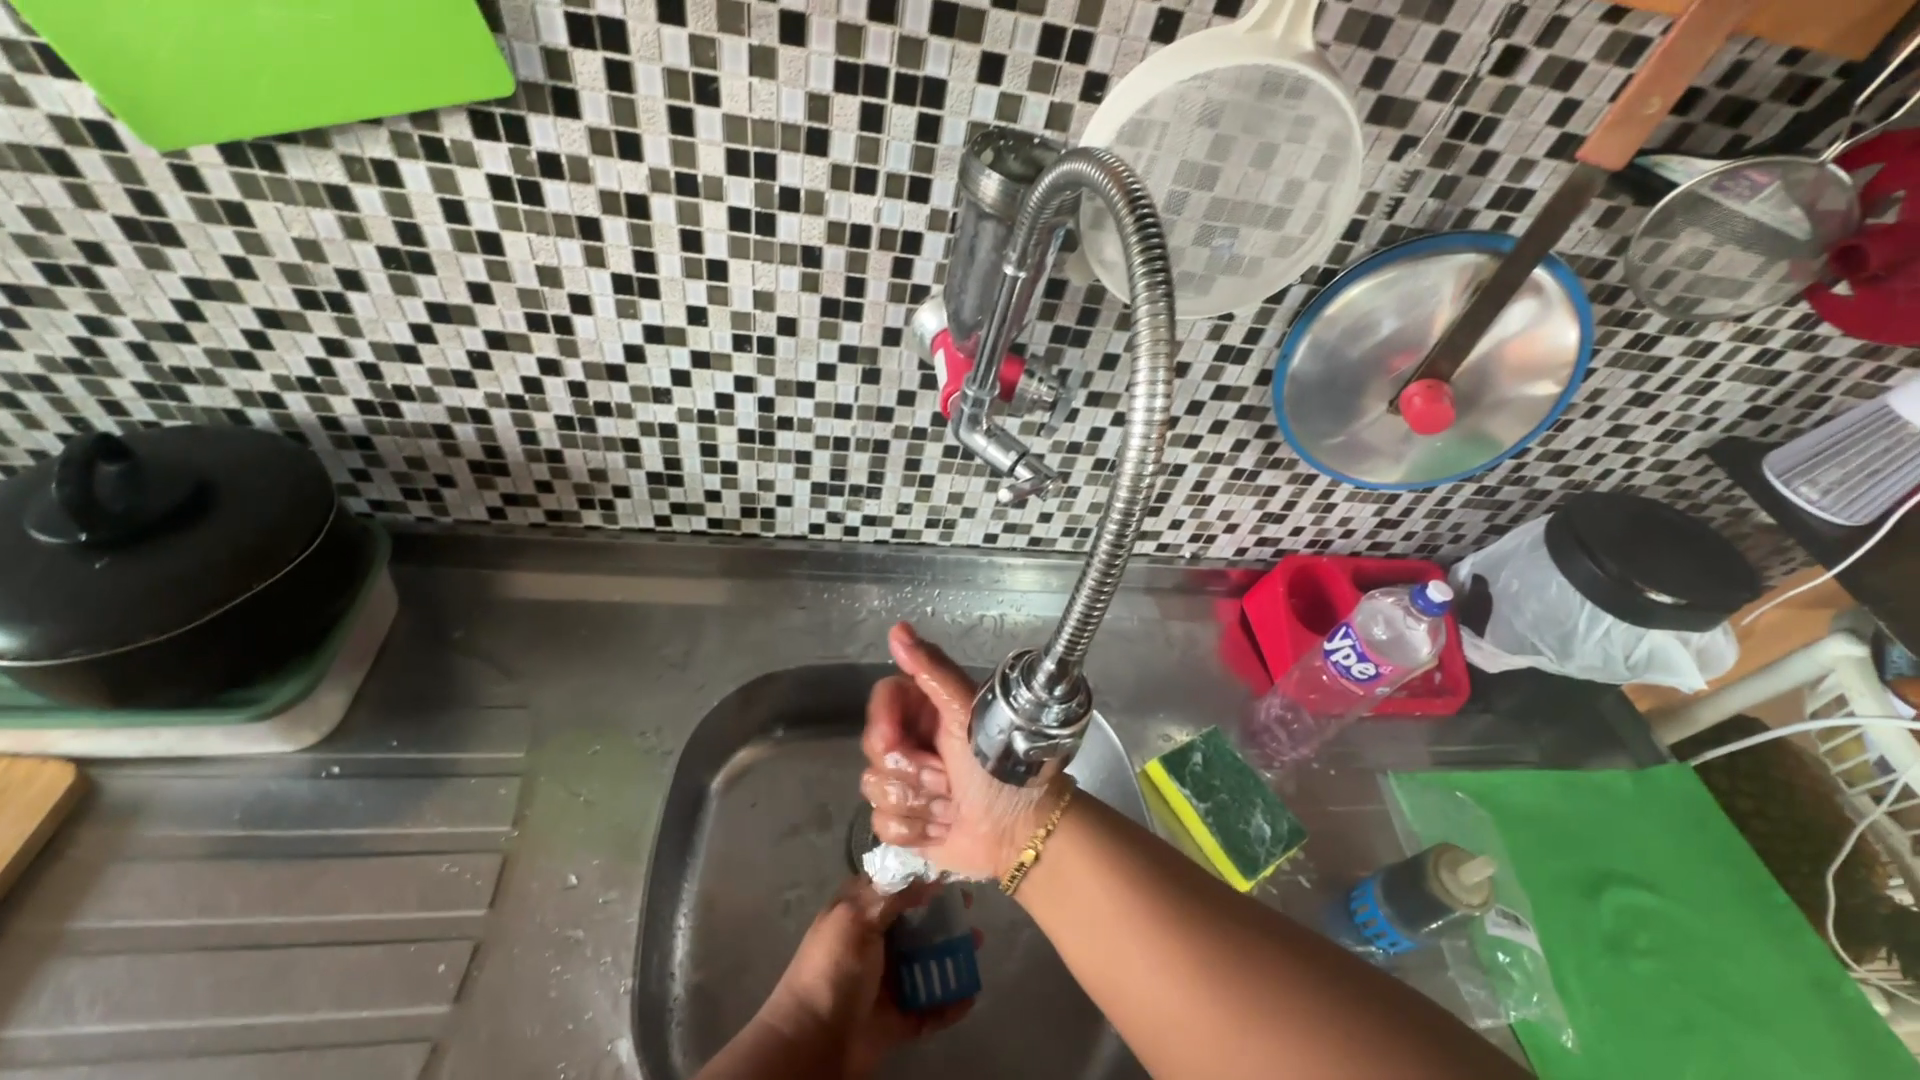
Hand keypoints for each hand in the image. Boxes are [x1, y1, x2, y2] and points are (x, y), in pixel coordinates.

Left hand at [756, 876, 970, 1078]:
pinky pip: (931, 1008)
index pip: (891, 887)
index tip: (949, 870)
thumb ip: (891, 895)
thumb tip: (928, 876)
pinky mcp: (899, 1017)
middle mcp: (874, 944)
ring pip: (927, 963)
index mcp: (858, 916)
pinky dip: (951, 1003)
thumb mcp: (855, 919)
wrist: (814, 1041)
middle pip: (915, 923)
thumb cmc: (832, 970)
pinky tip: (971, 994)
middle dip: (943, 915)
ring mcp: (887, 982)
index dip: (918, 877)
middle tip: (970, 909)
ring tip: (977, 945)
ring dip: (953, 955)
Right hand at [860, 622, 1066, 881]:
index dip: (885, 723)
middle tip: (948, 778)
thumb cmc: (1001, 770)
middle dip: (912, 771)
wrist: (1019, 832)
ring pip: (873, 787)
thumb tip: (898, 629)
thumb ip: (933, 670)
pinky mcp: (902, 820)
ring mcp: (904, 782)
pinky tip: (942, 827)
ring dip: (919, 804)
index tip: (899, 740)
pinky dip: (915, 830)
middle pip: (873, 747)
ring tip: (952, 806)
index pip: (882, 699)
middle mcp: (912, 741)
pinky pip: (881, 822)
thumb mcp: (969, 714)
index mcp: (927, 709)